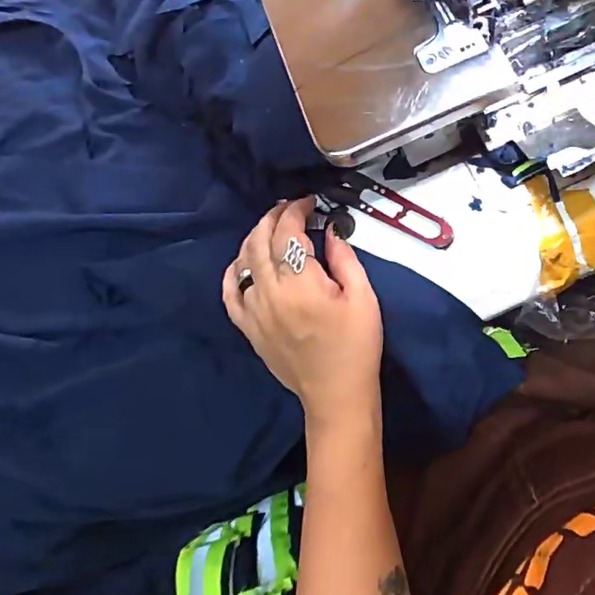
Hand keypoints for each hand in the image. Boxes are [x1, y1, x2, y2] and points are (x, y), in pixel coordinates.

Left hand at [223, 198, 383, 434]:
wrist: (336, 393)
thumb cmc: (357, 345)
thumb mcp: (364, 297)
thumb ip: (345, 259)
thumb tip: (331, 230)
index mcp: (301, 284)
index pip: (288, 232)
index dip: (296, 210)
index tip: (308, 202)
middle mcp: (270, 293)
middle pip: (261, 240)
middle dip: (274, 217)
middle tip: (290, 208)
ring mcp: (253, 311)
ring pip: (243, 260)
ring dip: (256, 237)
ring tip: (271, 228)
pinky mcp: (247, 327)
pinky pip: (230, 292)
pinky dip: (233, 271)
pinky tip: (243, 261)